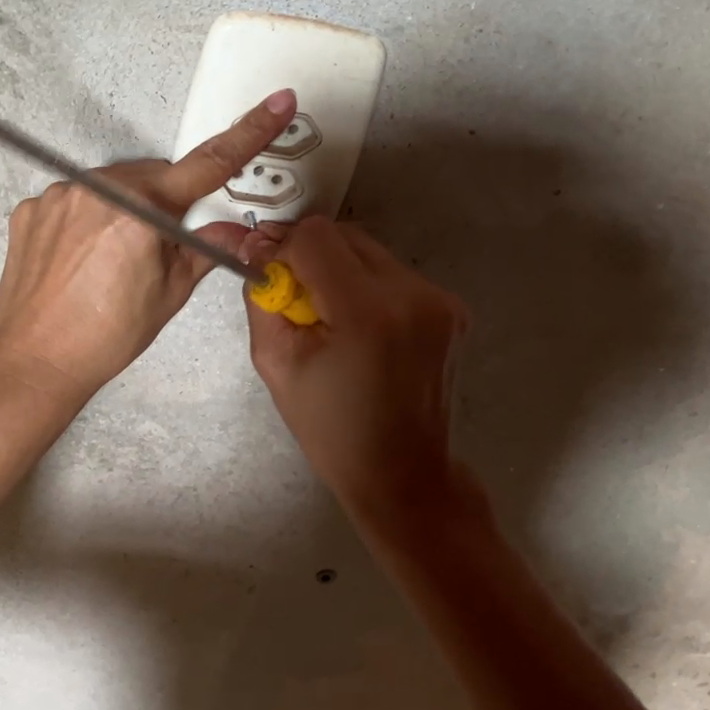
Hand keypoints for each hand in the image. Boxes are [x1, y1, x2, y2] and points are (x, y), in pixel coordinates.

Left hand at [0, 89, 297, 402]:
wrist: (35, 359)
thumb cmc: (104, 336)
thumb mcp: (170, 294)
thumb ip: (207, 250)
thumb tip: (236, 231)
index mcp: (142, 211)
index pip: (208, 165)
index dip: (249, 133)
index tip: (277, 104)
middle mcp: (99, 190)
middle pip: (152, 177)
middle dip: (163, 203)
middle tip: (156, 251)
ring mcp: (60, 195)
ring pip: (112, 187)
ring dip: (122, 209)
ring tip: (110, 262)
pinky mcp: (33, 208)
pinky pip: (75, 199)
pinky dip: (87, 219)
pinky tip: (81, 257)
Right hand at [239, 217, 470, 506]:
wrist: (404, 474)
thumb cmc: (331, 429)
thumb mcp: (276, 363)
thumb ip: (263, 297)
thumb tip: (258, 250)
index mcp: (368, 312)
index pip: (315, 237)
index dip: (281, 248)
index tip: (268, 275)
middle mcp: (413, 293)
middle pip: (343, 235)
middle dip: (308, 255)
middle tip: (290, 293)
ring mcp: (439, 299)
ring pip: (368, 251)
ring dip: (337, 269)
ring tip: (325, 314)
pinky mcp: (451, 307)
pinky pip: (392, 273)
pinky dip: (365, 285)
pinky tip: (356, 325)